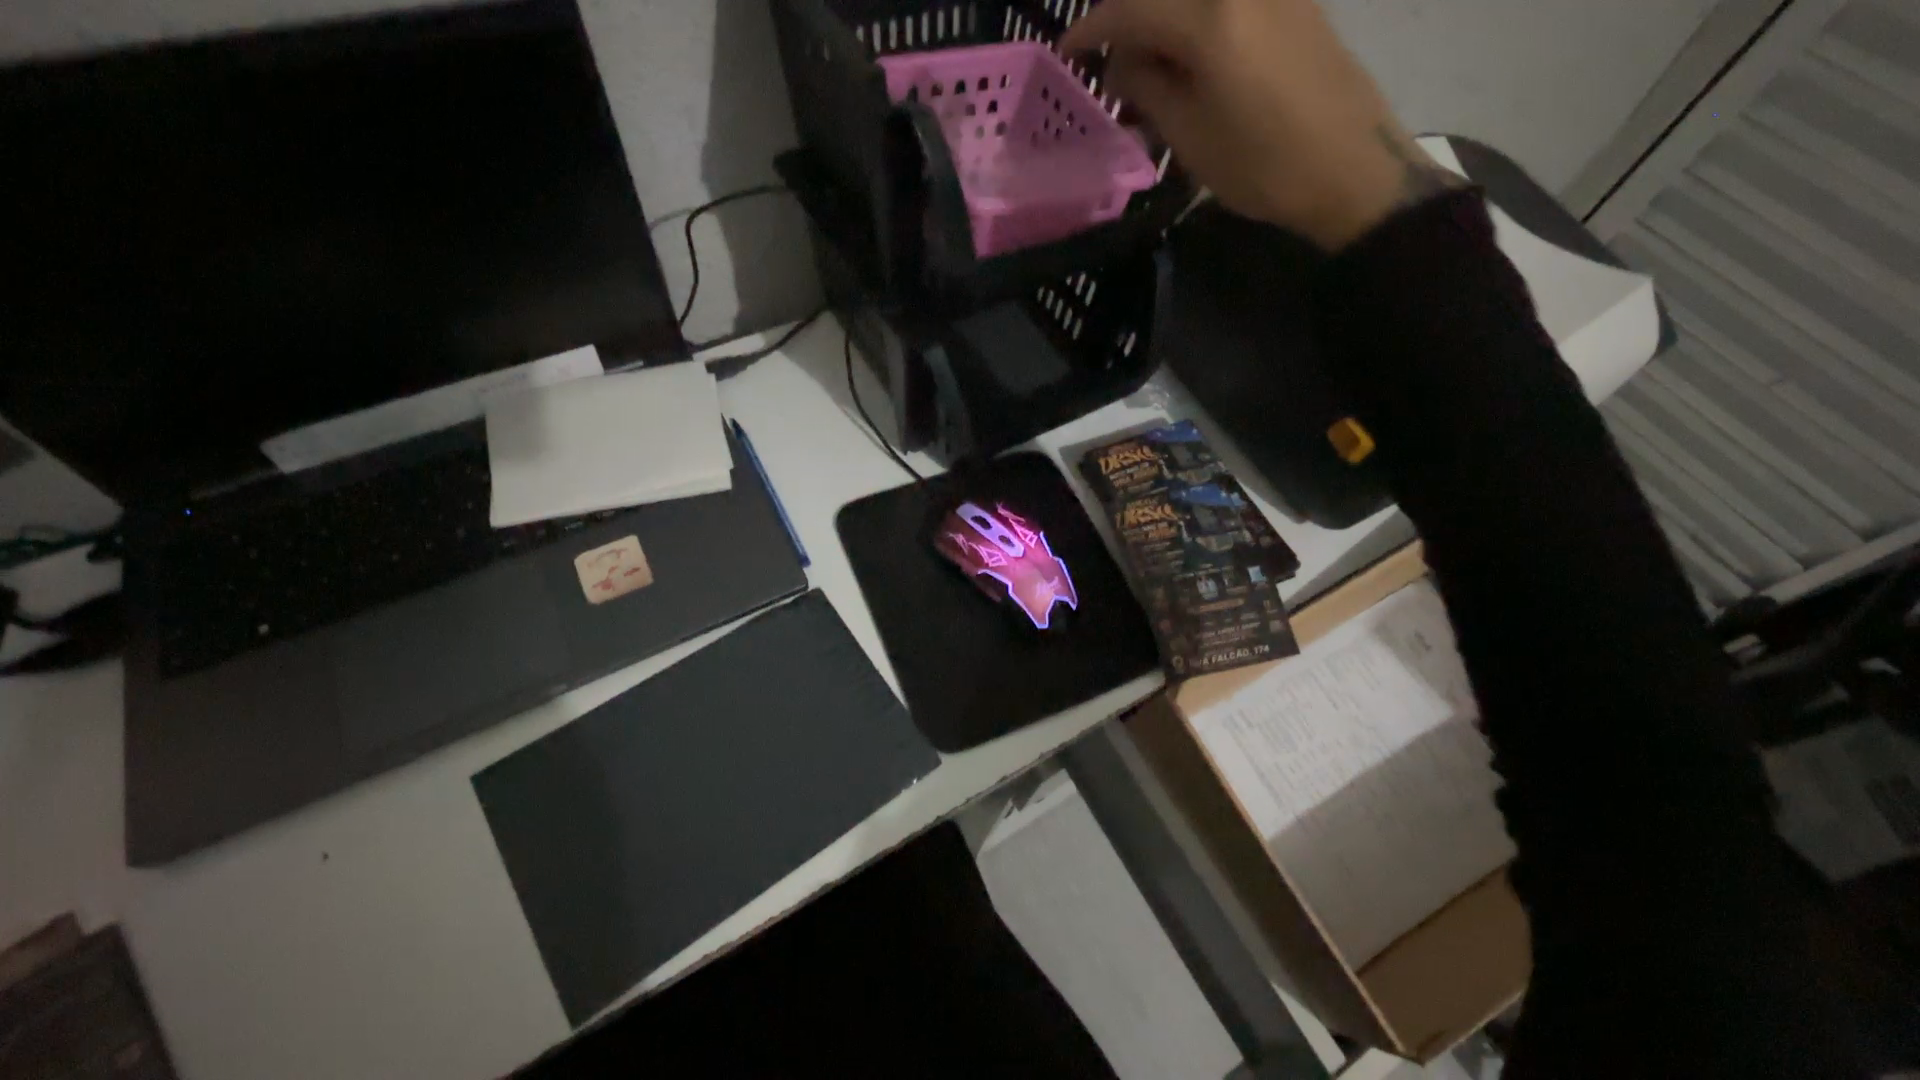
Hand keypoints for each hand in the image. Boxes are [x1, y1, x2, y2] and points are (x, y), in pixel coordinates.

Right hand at [1060, 0, 1458, 250]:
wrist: (1355, 170)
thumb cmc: (1264, 164)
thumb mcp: (1189, 135)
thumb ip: (1145, 86)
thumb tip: (1122, 63)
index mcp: (1210, 16)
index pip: (1129, 8)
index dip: (1090, 32)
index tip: (1067, 56)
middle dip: (1129, 24)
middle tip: (1112, 68)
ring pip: (1196, 0)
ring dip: (1165, 26)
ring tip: (1152, 72)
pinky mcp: (1296, 2)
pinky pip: (1228, 4)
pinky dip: (1199, 24)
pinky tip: (1191, 62)